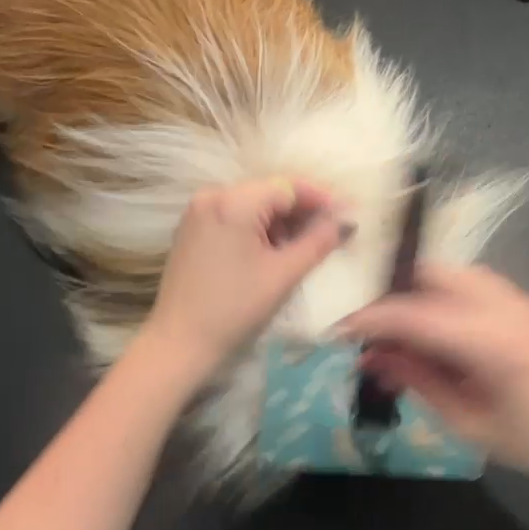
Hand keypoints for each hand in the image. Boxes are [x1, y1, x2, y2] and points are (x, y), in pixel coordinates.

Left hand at [141, 178, 351, 385]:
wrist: (180, 342)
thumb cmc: (235, 308)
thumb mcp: (283, 274)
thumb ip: (318, 241)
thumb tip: (347, 220)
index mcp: (233, 201)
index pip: (288, 187)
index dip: (322, 199)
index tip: (348, 214)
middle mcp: (212, 195)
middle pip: (269, 193)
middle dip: (302, 211)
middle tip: (332, 232)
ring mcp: (198, 212)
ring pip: (252, 205)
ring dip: (281, 222)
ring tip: (305, 247)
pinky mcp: (192, 229)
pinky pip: (233, 217)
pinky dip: (257, 229)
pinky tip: (275, 251)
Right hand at [339, 263, 528, 493]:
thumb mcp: (465, 422)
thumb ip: (416, 380)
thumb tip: (370, 355)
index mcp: (492, 342)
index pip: (414, 313)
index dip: (370, 318)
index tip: (337, 330)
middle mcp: (506, 307)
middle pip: (431, 275)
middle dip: (393, 297)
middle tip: (369, 331)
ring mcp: (519, 299)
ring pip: (451, 273)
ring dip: (418, 293)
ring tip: (399, 332)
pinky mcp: (524, 302)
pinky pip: (472, 283)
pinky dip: (443, 296)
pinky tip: (434, 329)